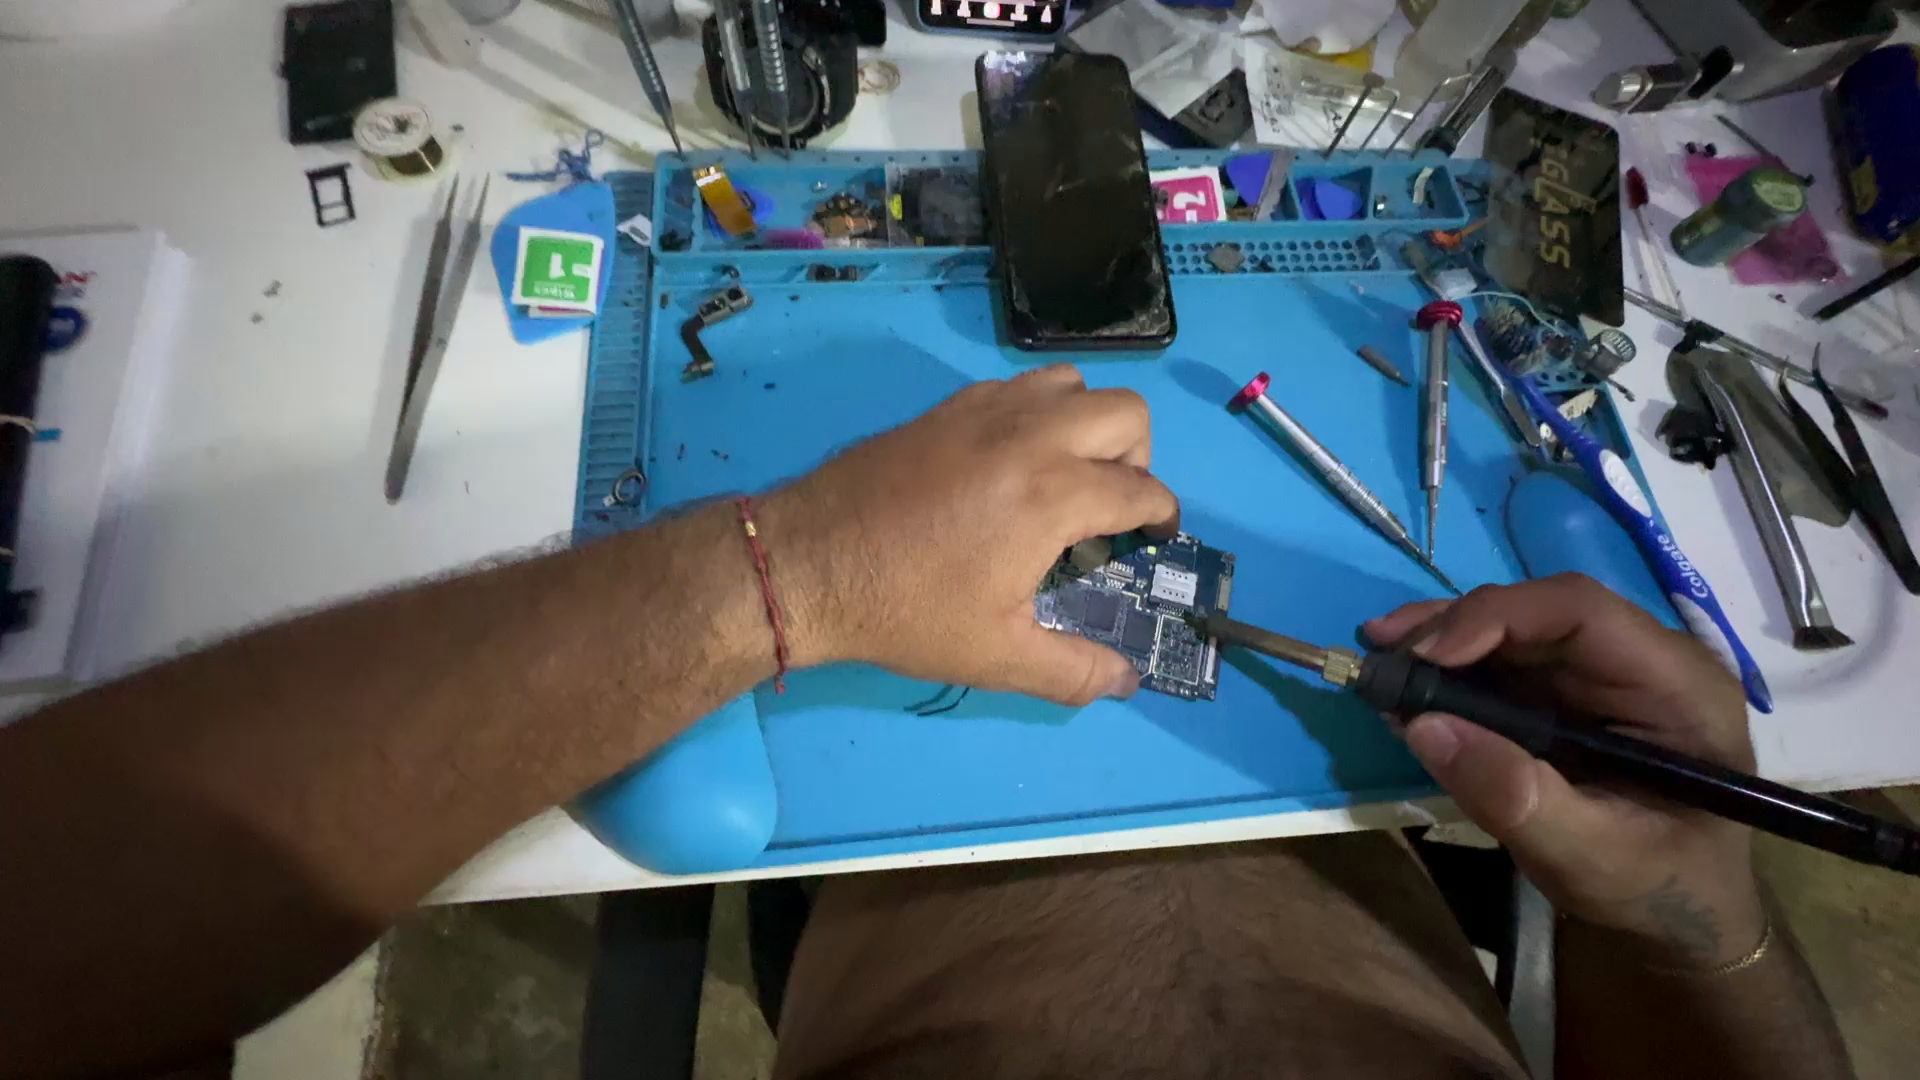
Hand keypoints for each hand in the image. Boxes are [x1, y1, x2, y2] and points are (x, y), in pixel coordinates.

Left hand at [762, 365, 1178, 705]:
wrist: (809, 563)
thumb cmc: (905, 611)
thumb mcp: (996, 657)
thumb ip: (1073, 672)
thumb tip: (1126, 682)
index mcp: (1051, 495)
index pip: (1141, 488)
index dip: (1161, 514)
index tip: (1155, 535)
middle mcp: (1029, 436)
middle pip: (1126, 412)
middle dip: (1137, 457)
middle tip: (1110, 503)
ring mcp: (985, 410)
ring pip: (1071, 383)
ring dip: (1088, 423)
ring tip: (1065, 472)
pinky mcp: (947, 405)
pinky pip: (1018, 386)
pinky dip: (1037, 413)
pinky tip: (1009, 459)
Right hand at [1365, 574, 1766, 967]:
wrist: (1670, 914)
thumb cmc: (1654, 887)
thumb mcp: (1590, 857)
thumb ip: (1517, 796)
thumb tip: (1425, 726)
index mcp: (1671, 686)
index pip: (1579, 612)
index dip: (1495, 617)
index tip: (1428, 656)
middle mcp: (1631, 660)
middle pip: (1529, 610)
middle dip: (1448, 625)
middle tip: (1383, 654)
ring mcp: (1586, 672)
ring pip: (1500, 624)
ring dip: (1431, 636)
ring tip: (1379, 659)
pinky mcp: (1548, 688)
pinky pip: (1486, 656)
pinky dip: (1434, 663)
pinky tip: (1398, 681)